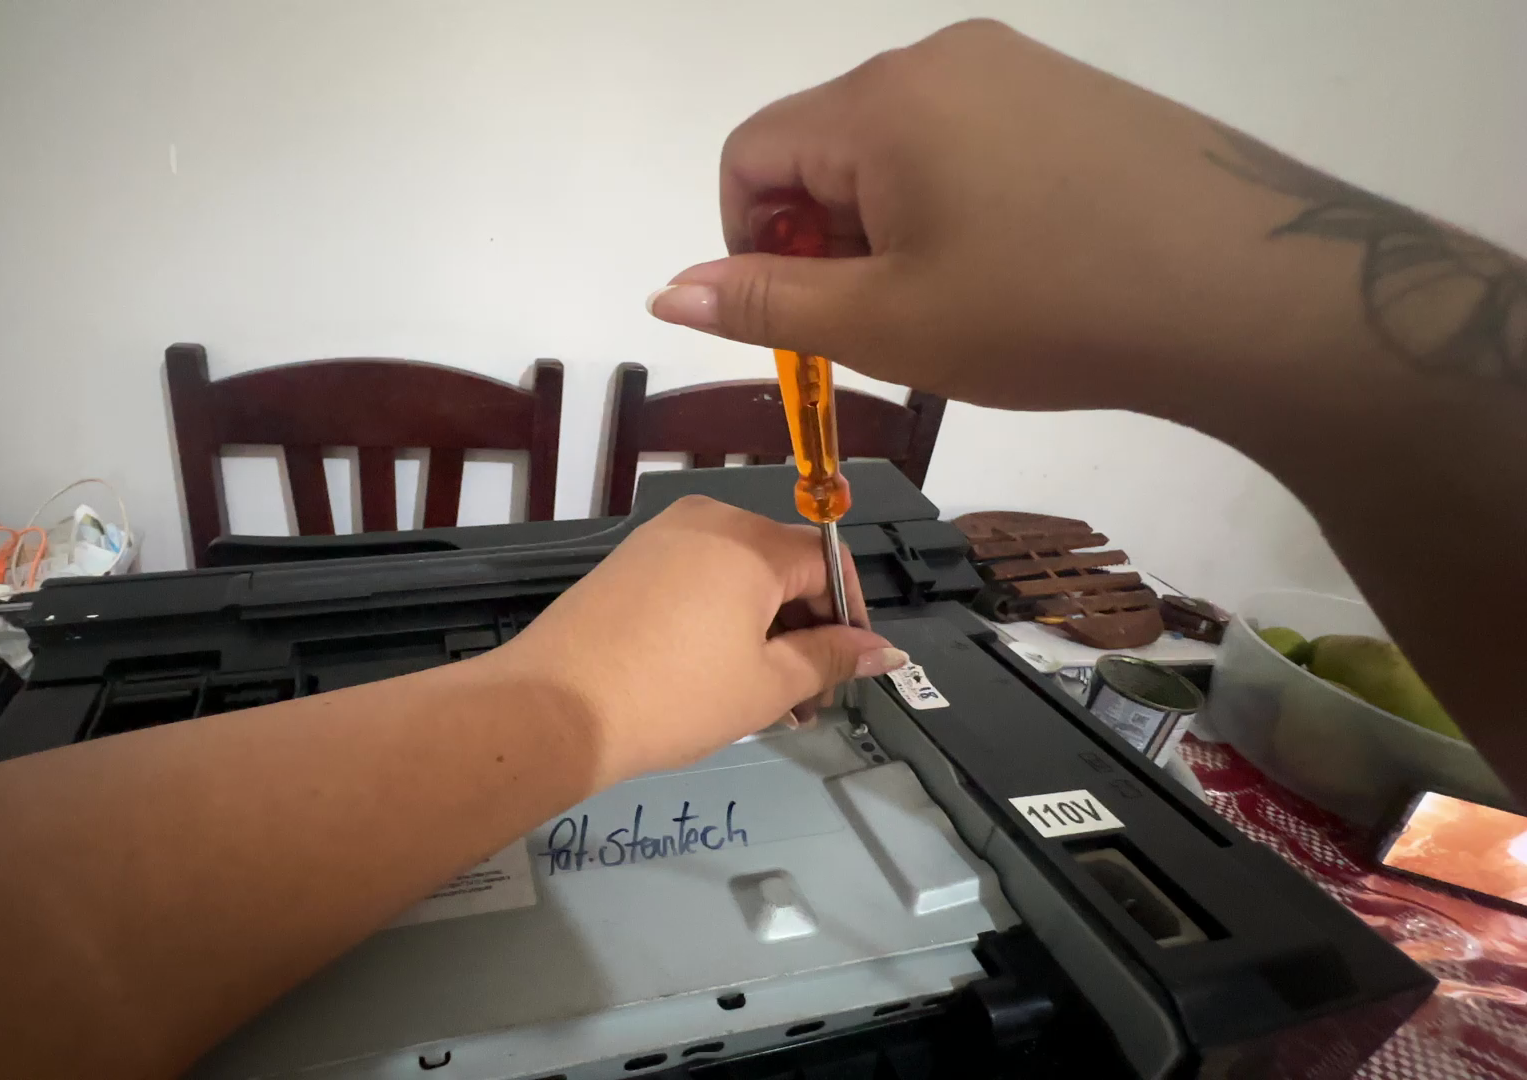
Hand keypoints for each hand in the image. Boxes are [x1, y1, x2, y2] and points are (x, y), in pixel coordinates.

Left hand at [488, 496, 905, 784]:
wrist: (555, 705)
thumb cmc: (674, 695)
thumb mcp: (767, 684)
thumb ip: (832, 658)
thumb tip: (886, 651)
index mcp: (749, 540)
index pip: (827, 562)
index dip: (848, 618)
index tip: (848, 670)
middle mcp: (706, 521)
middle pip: (781, 567)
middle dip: (803, 632)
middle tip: (805, 700)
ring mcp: (660, 537)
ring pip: (737, 578)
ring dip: (762, 633)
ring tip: (765, 701)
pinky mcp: (628, 561)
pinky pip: (696, 580)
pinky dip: (719, 619)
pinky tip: (717, 673)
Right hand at [647, 19, 1385, 415]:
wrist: (1248, 294)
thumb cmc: (1035, 312)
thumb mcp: (875, 324)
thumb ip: (758, 304)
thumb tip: (665, 291)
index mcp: (881, 102)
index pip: (749, 152)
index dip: (742, 238)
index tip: (795, 306)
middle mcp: (938, 58)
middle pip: (813, 148)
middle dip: (809, 238)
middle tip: (868, 316)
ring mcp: (1008, 67)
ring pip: (878, 151)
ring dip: (867, 230)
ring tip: (929, 297)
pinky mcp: (1057, 94)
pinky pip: (946, 143)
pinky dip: (926, 208)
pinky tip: (982, 264)